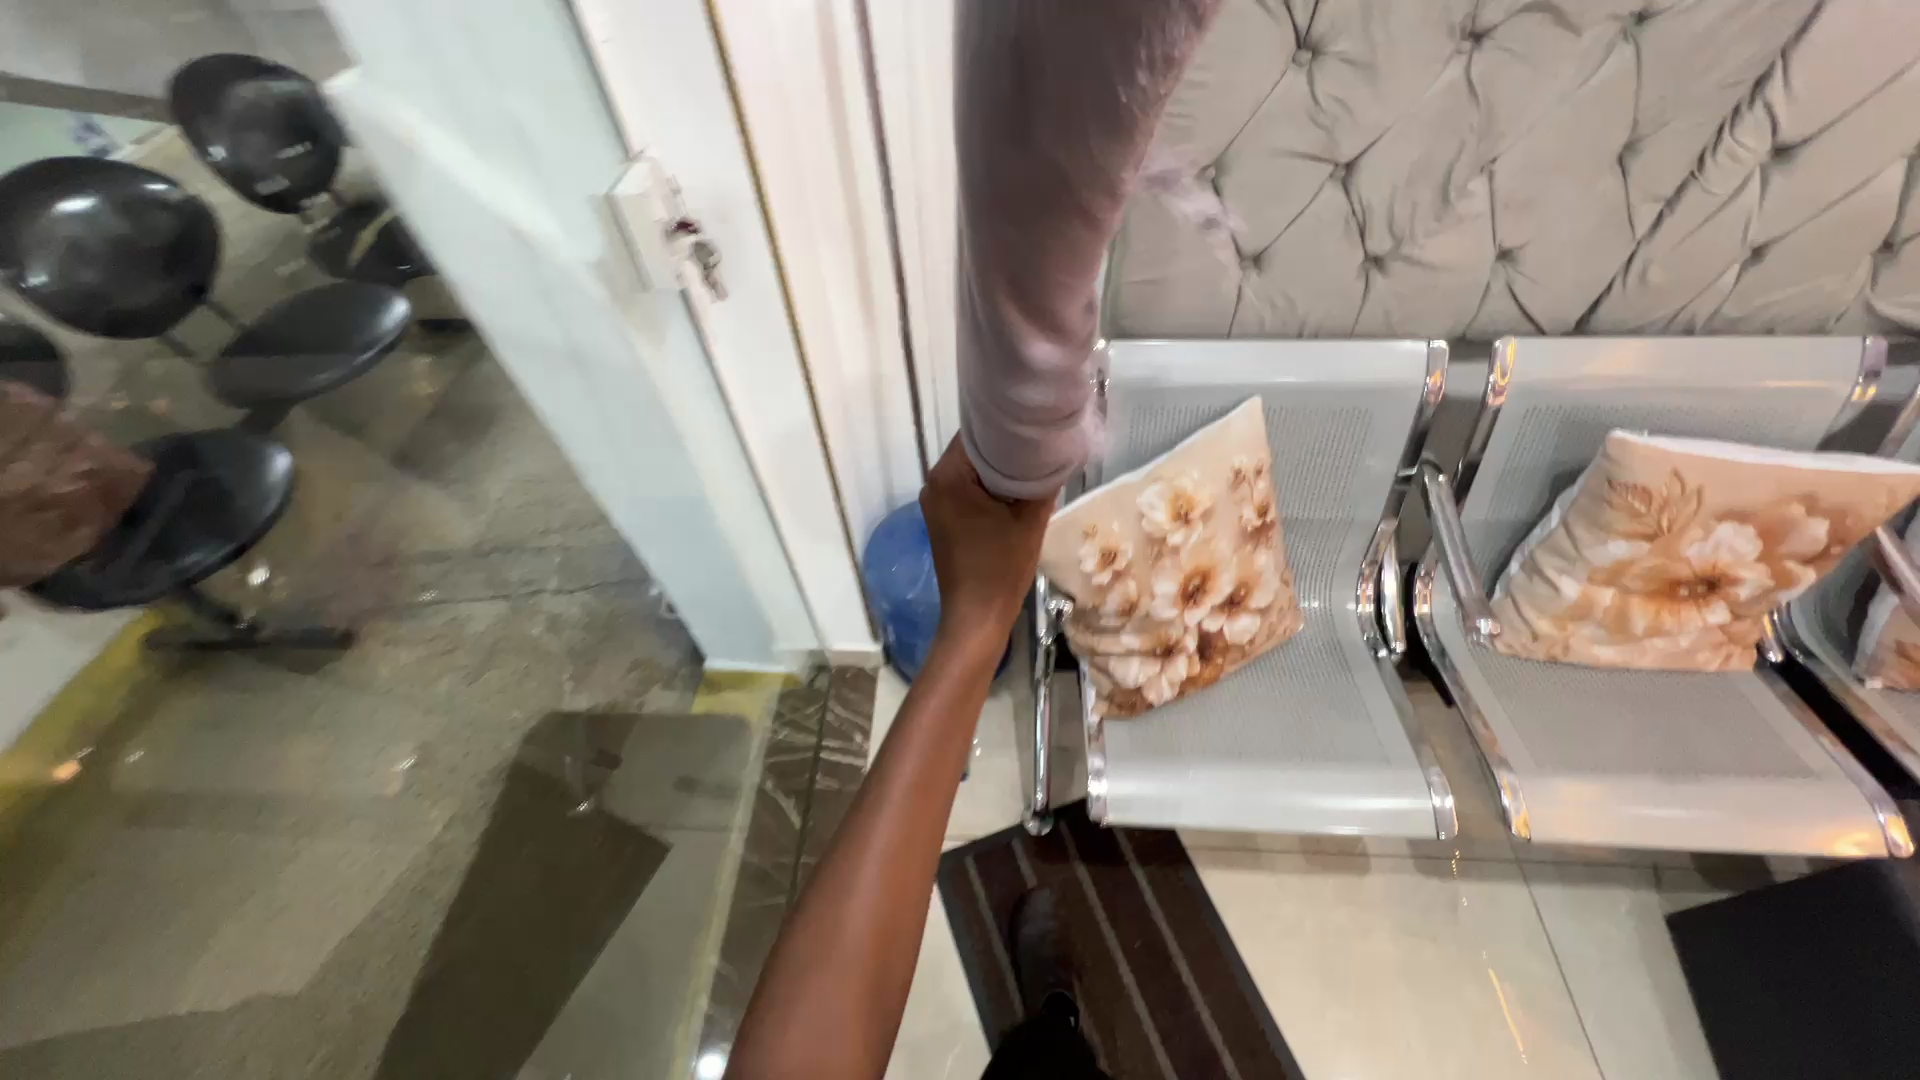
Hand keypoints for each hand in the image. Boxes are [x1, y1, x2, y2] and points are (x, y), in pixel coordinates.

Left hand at [920, 436, 1054, 647]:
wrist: (977, 616)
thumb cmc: (1001, 568)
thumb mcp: (1029, 521)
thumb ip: (1041, 482)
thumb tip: (1054, 454)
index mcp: (949, 476)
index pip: (977, 432)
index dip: (1007, 427)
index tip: (1034, 425)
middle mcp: (933, 483)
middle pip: (972, 450)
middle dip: (1004, 447)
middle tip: (1039, 444)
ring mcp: (934, 502)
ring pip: (970, 470)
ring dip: (997, 469)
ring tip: (1031, 465)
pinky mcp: (941, 518)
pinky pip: (965, 489)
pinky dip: (987, 487)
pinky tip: (1014, 490)